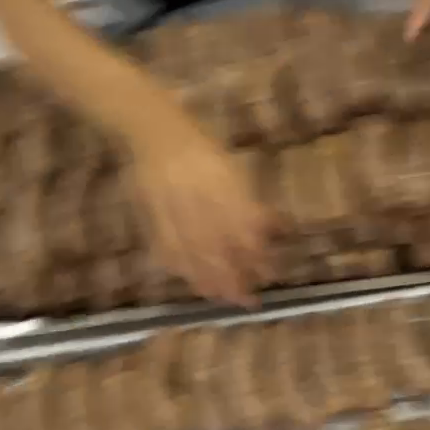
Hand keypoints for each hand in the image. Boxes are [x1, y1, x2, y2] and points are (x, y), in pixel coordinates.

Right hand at [127, 118, 270, 307]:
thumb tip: (278, 230)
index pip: (243, 225)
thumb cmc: (202, 149)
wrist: (154, 130)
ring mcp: (170, 206)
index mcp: (220, 181)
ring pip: (192, 251)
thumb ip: (251, 203)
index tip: (270, 273)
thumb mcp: (233, 168)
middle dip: (234, 276)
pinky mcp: (151, 213)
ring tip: (225, 299)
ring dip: (210, 280)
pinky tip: (196, 285)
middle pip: (217, 245)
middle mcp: (195, 195)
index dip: (257, 253)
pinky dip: (182, 270)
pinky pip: (166, 247)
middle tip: (248, 300)